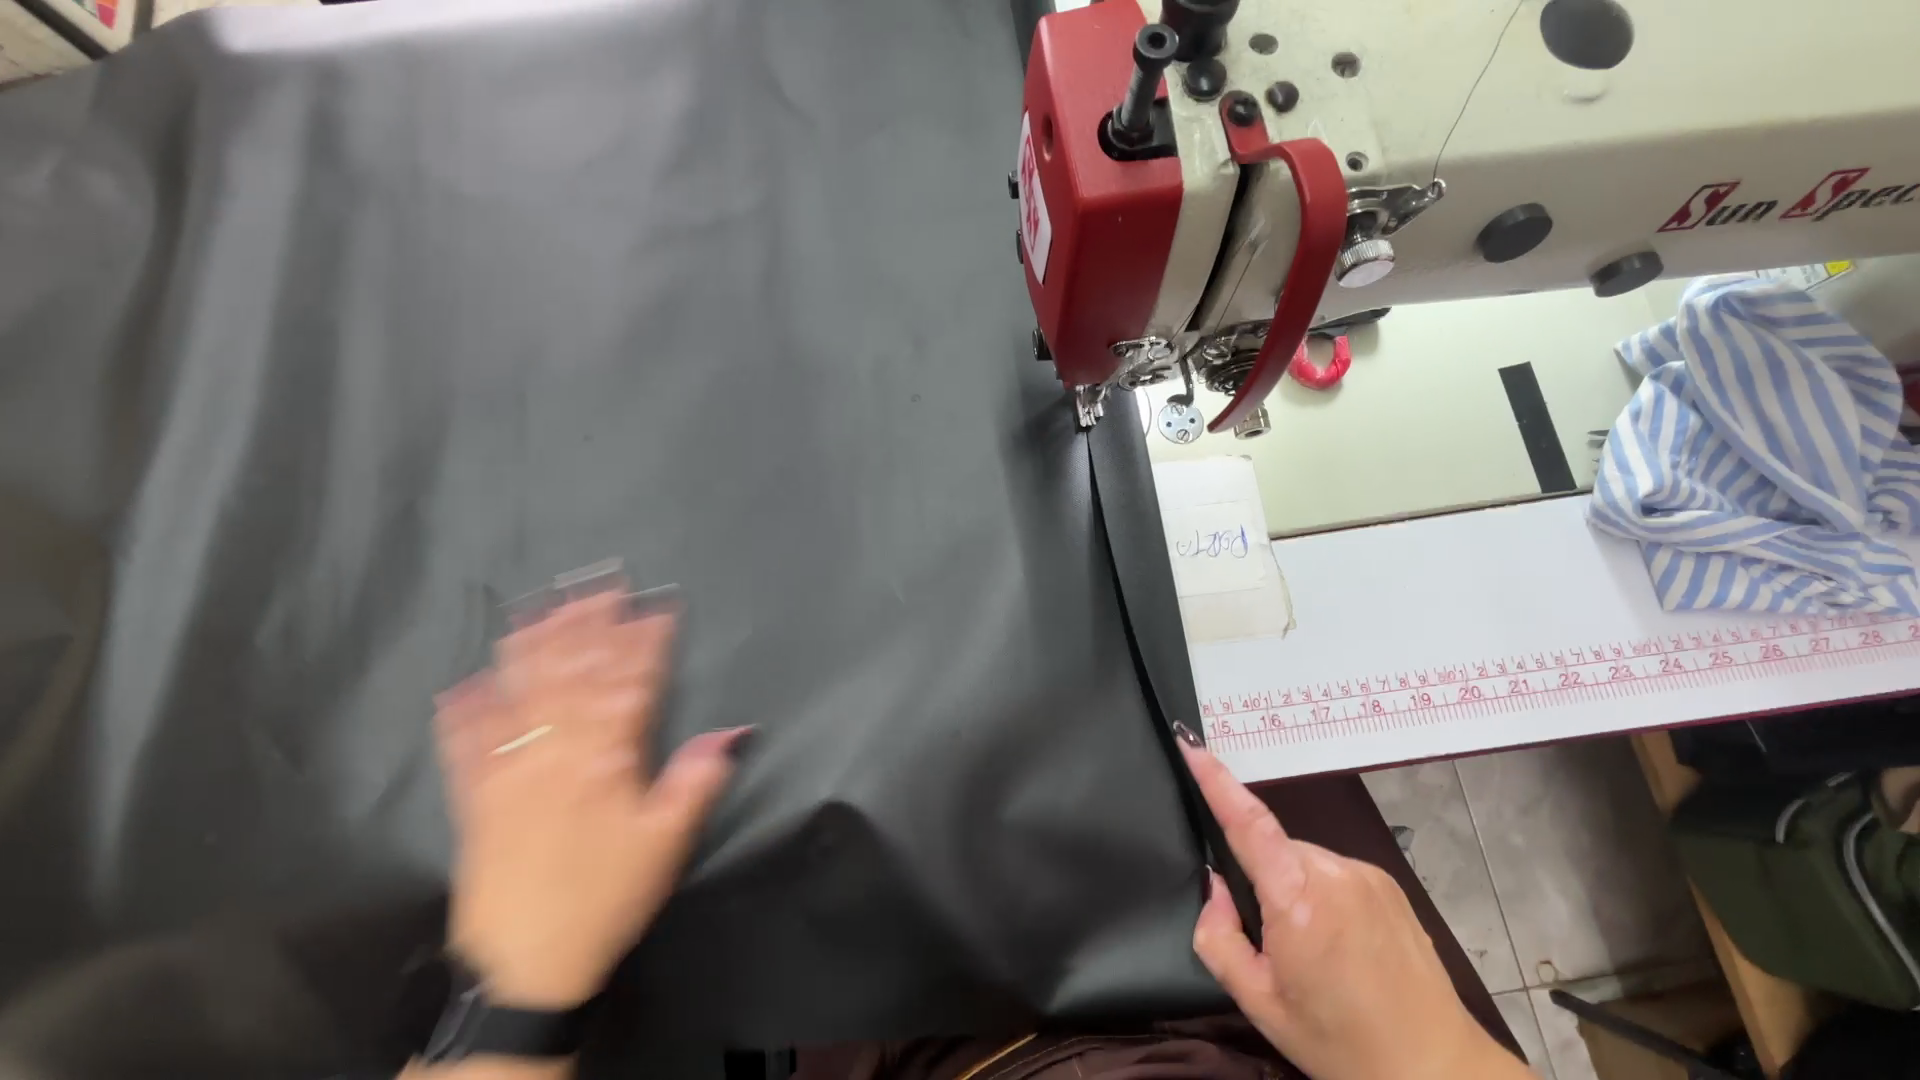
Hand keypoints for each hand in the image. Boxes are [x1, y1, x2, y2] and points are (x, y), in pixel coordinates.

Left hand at [433, 582, 748, 1008]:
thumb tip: (731, 732)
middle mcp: (554, 753)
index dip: (644, 643)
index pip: (630, 686)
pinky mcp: (474, 797)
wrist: (523, 960)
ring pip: (522, 696)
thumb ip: (695, 782)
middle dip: (589, 628)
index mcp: (606, 761)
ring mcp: (508, 771)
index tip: (656, 606)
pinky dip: (465, 710)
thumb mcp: (666, 843)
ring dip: (534, 649)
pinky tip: (467, 681)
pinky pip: (465, 744)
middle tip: (599, 587)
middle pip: (574, 677)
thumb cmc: (606, 896)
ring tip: (543, 610)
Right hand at [1178, 736, 1529, 1079]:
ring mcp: (1368, 875)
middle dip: (1258, 878)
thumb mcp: (1258, 1001)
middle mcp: (1335, 873)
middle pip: (1273, 849)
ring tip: (1312, 953)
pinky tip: (1338, 946)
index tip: (1190, 744)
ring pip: (1302, 861)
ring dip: (1291, 889)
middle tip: (1270, 942)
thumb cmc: (1340, 1043)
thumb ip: (1218, 937)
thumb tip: (1216, 887)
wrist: (1436, 1071)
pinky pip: (1333, 873)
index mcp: (1298, 900)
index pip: (1247, 822)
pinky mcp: (1390, 885)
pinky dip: (1320, 895)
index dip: (1215, 779)